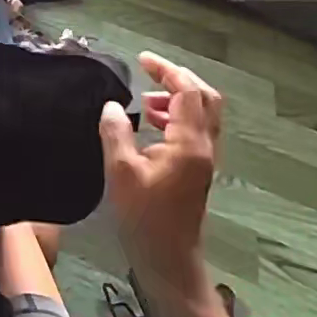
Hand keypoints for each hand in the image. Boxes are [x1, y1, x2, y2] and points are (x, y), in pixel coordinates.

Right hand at [100, 51, 223, 303]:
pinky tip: (150, 122)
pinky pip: (195, 128)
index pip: (188, 93)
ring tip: (145, 100)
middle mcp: (205, 147)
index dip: (167, 70)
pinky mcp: (197, 168)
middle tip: (148, 70)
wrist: (168, 258)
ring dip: (178, 97)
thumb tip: (111, 105)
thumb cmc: (143, 216)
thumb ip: (116, 132)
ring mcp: (204, 159)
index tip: (142, 59)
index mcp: (189, 144)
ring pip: (203, 113)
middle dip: (178, 78)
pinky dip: (176, 114)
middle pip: (205, 98)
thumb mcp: (120, 170)